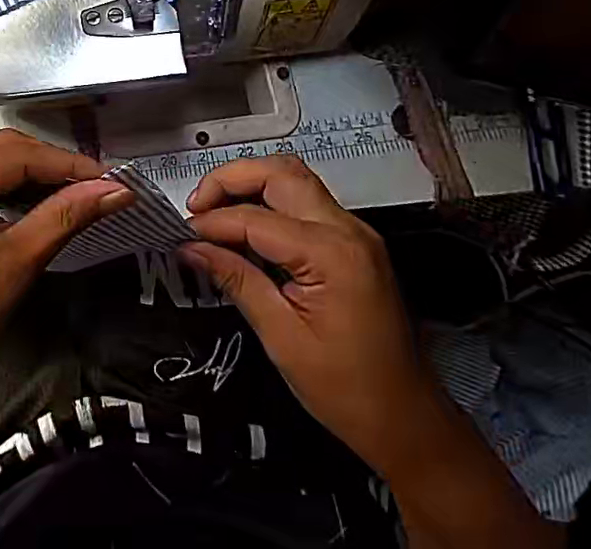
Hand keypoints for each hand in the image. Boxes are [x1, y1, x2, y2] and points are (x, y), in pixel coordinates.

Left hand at [0, 129, 131, 430]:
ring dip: (31, 173)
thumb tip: (116, 190)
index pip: (16, 154)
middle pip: (1, 150)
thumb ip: (65, 216)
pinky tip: (36, 198)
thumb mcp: (13, 264)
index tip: (113, 179)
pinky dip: (4, 183)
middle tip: (100, 188)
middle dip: (52, 167)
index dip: (69, 165)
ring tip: (76, 193)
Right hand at [177, 155, 423, 471]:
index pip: (256, 218)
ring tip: (214, 210)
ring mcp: (355, 232)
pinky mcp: (354, 242)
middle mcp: (349, 230)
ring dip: (250, 183)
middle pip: (280, 172)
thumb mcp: (282, 338)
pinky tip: (245, 227)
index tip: (183, 237)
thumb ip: (237, 281)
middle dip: (231, 179)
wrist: (407, 418)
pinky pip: (306, 202)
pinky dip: (269, 201)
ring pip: (294, 178)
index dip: (212, 224)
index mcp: (333, 254)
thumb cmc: (349, 390)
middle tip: (196, 206)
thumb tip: (193, 249)